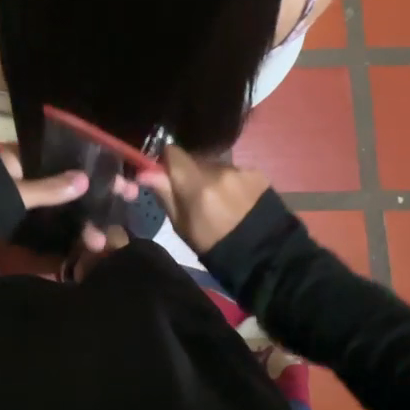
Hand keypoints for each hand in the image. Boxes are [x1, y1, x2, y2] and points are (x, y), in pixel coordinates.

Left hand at [0, 147, 139, 254]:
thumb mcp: (14, 194)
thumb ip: (49, 188)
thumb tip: (86, 179)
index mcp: (20, 155)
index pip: (65, 153)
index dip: (93, 164)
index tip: (120, 176)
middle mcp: (24, 172)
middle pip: (67, 180)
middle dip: (94, 194)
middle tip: (127, 202)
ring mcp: (22, 197)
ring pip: (61, 204)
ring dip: (82, 218)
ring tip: (102, 238)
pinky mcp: (19, 220)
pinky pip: (50, 221)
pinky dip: (66, 230)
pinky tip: (86, 242)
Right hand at [136, 144, 271, 254]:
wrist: (265, 257)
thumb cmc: (215, 246)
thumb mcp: (182, 227)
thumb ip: (165, 194)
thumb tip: (144, 172)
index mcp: (196, 185)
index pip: (173, 152)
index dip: (167, 161)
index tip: (166, 175)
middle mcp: (218, 170)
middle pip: (195, 160)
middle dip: (191, 173)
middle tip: (196, 196)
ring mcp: (240, 170)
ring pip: (215, 166)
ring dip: (212, 178)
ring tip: (221, 202)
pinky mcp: (257, 173)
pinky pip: (235, 171)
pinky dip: (232, 182)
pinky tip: (239, 201)